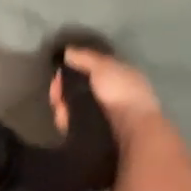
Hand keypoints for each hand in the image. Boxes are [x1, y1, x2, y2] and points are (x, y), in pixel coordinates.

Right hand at [50, 47, 166, 149]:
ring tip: (60, 109)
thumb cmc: (122, 93)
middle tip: (55, 92)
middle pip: (79, 89)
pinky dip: (67, 123)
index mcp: (120, 77)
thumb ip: (84, 57)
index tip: (58, 70)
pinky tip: (64, 122)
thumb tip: (67, 52)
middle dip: (63, 89)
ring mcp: (106, 119)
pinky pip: (76, 126)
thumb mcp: (103, 66)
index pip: (91, 69)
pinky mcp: (98, 138)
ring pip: (75, 108)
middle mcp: (113, 97)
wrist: (135, 134)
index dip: (72, 68)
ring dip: (63, 107)